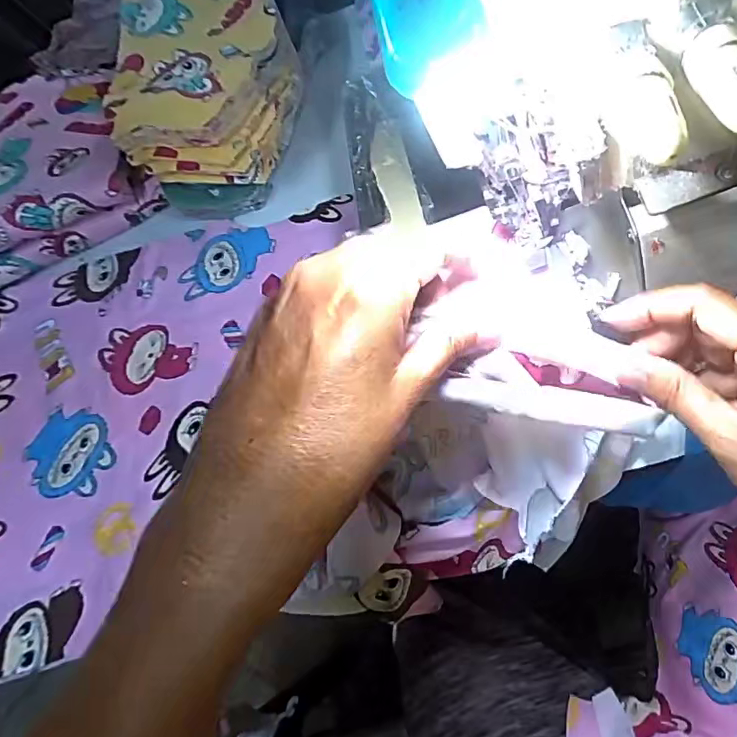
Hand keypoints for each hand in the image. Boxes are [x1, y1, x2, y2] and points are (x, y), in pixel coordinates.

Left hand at [139, 229, 483, 611]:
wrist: (250, 488)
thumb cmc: (340, 445)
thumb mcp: (403, 394)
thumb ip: (445, 345)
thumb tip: (486, 326)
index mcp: (367, 289)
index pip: (424, 250)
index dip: (457, 259)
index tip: (477, 277)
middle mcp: (325, 271)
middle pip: (386, 248)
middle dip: (420, 265)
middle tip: (445, 302)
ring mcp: (289, 285)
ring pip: (351, 259)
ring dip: (384, 274)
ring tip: (405, 314)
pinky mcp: (268, 306)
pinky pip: (321, 278)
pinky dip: (350, 287)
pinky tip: (360, 324)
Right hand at [600, 285, 736, 571]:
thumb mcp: (725, 435)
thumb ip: (672, 390)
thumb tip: (622, 365)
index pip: (702, 304)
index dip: (650, 308)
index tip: (609, 323)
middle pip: (709, 320)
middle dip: (660, 336)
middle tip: (617, 358)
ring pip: (718, 343)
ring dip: (676, 356)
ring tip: (635, 374)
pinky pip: (733, 365)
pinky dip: (699, 374)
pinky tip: (667, 387)